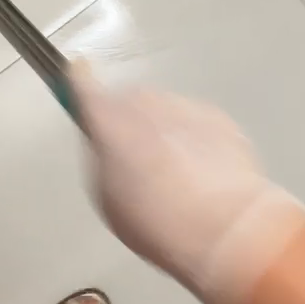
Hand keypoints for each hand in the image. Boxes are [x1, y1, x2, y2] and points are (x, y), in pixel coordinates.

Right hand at [75, 72, 304, 303]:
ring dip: (164, 133)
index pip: (82, 82)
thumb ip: (101, 158)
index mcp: (106, 118)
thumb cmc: (155, 220)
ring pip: (164, 112)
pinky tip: (205, 178)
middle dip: (130, 124)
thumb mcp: (106, 198)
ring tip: (178, 180)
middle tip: (139, 165)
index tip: (79, 76)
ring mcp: (183, 105)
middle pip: (127, 101)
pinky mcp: (218, 117)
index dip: (79, 80)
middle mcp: (142, 101)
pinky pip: (196, 123)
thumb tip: (106, 146)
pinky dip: (196, 141)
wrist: (225, 227)